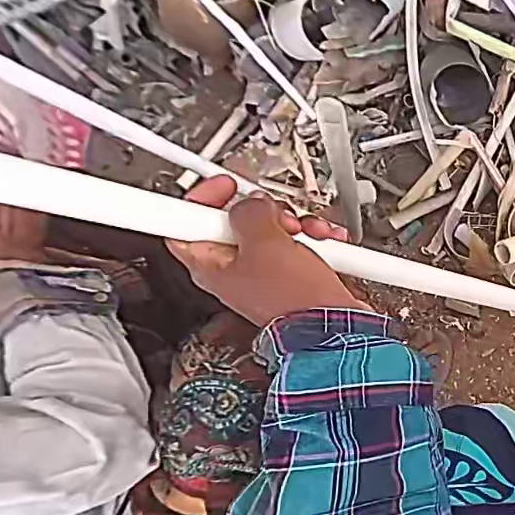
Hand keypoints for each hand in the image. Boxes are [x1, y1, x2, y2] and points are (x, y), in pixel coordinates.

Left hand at [168, 175, 365, 325]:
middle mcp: (236, 271)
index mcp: (210, 266)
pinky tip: (325, 240)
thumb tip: (252, 204)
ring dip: (297, 223)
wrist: (332, 327)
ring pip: (273, 230)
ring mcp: (266, 274)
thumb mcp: (263, 242)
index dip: (201, 199)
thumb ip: (250, 212)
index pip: (182, 225)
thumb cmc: (293, 301)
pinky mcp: (294, 277)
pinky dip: (314, 238)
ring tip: (309, 231)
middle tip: (276, 214)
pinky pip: (299, 245)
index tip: (222, 186)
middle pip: (238, 222)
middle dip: (264, 211)